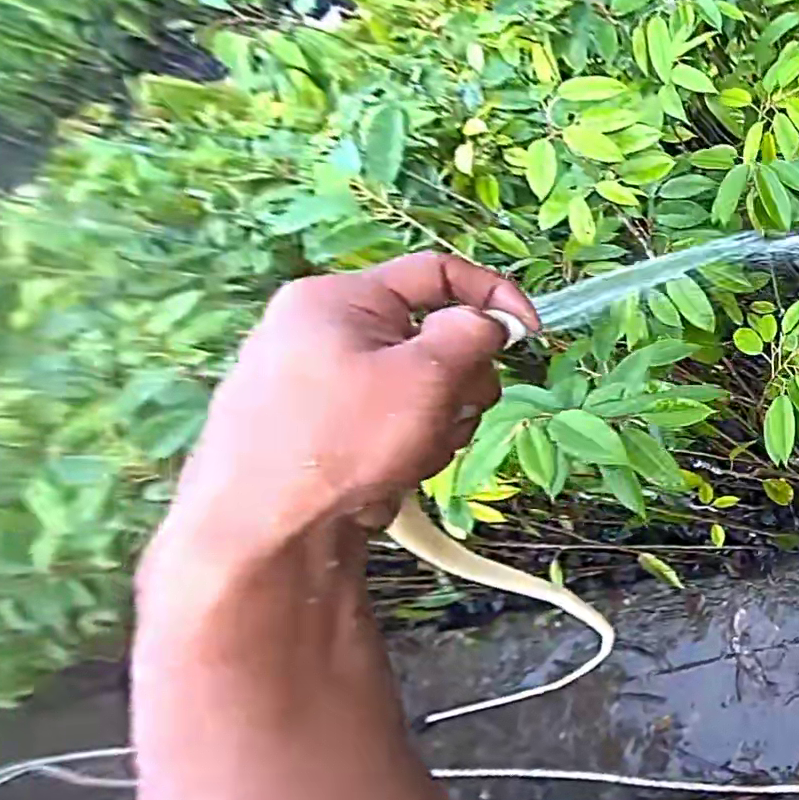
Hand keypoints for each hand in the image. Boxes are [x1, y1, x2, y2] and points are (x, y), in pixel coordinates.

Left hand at [163, 252, 537, 543]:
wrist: (266, 527)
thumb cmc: (344, 438)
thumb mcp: (425, 375)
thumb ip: (472, 334)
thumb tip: (494, 320)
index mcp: (342, 300)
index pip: (439, 272)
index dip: (496, 295)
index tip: (532, 333)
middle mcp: (333, 329)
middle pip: (441, 333)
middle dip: (464, 377)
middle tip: (452, 408)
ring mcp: (334, 376)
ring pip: (433, 379)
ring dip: (445, 414)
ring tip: (416, 446)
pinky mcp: (339, 418)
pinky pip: (408, 411)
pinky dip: (419, 435)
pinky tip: (399, 461)